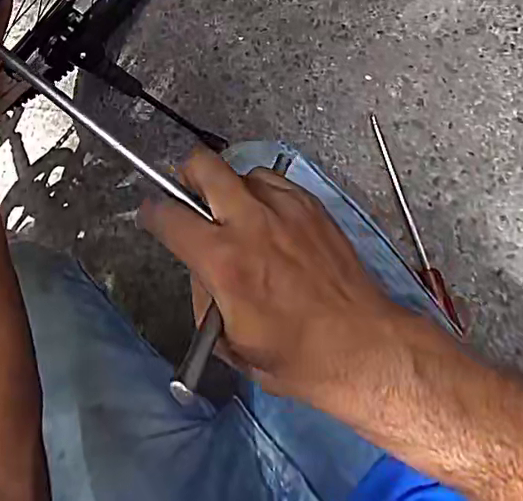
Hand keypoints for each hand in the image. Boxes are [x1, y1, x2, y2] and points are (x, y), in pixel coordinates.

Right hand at [139, 148, 431, 408]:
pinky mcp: (311, 206)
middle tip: (189, 192)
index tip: (152, 215)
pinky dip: (262, 194)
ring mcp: (284, 209)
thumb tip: (197, 267)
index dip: (151, 213)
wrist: (370, 352)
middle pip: (201, 165)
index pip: (167, 215)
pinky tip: (270, 219)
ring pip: (238, 170)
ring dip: (229, 187)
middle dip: (186, 173)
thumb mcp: (232, 342)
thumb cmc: (300, 357)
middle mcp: (250, 224)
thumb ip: (202, 296)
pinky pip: (272, 181)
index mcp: (225, 261)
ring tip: (237, 213)